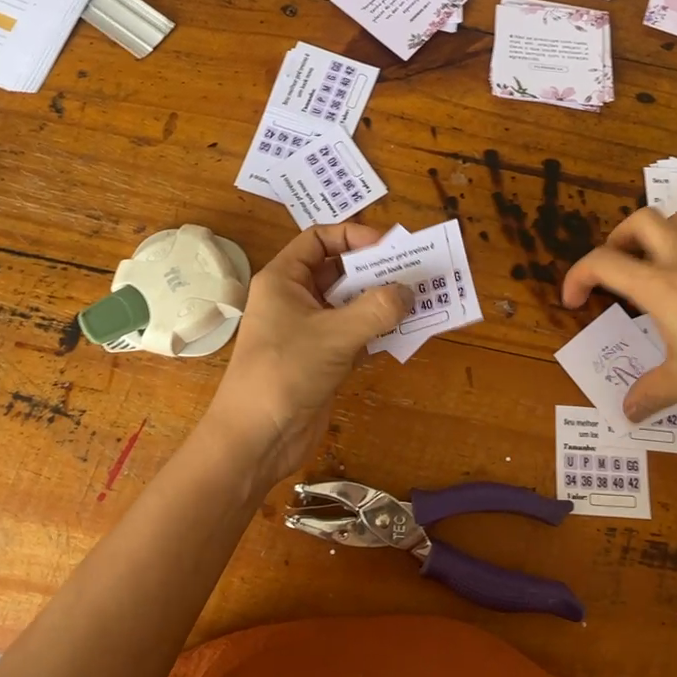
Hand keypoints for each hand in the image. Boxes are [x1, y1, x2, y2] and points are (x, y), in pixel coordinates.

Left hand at [202, 224, 409, 488]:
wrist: (256, 440)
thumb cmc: (285, 372)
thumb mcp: (334, 335)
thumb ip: (376, 309)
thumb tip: (409, 292)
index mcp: (284, 280)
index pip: (318, 240)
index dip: (353, 236)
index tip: (389, 245)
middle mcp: (295, 299)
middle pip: (339, 271)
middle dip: (375, 270)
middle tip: (415, 271)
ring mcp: (309, 331)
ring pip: (350, 304)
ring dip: (382, 302)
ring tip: (420, 298)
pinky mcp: (322, 360)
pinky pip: (355, 334)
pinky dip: (379, 331)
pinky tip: (407, 332)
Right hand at [561, 208, 676, 423]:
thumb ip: (651, 393)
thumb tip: (627, 414)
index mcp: (661, 286)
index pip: (604, 262)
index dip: (577, 276)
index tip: (572, 302)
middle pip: (641, 220)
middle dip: (616, 238)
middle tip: (613, 273)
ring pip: (674, 221)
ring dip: (650, 235)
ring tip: (645, 269)